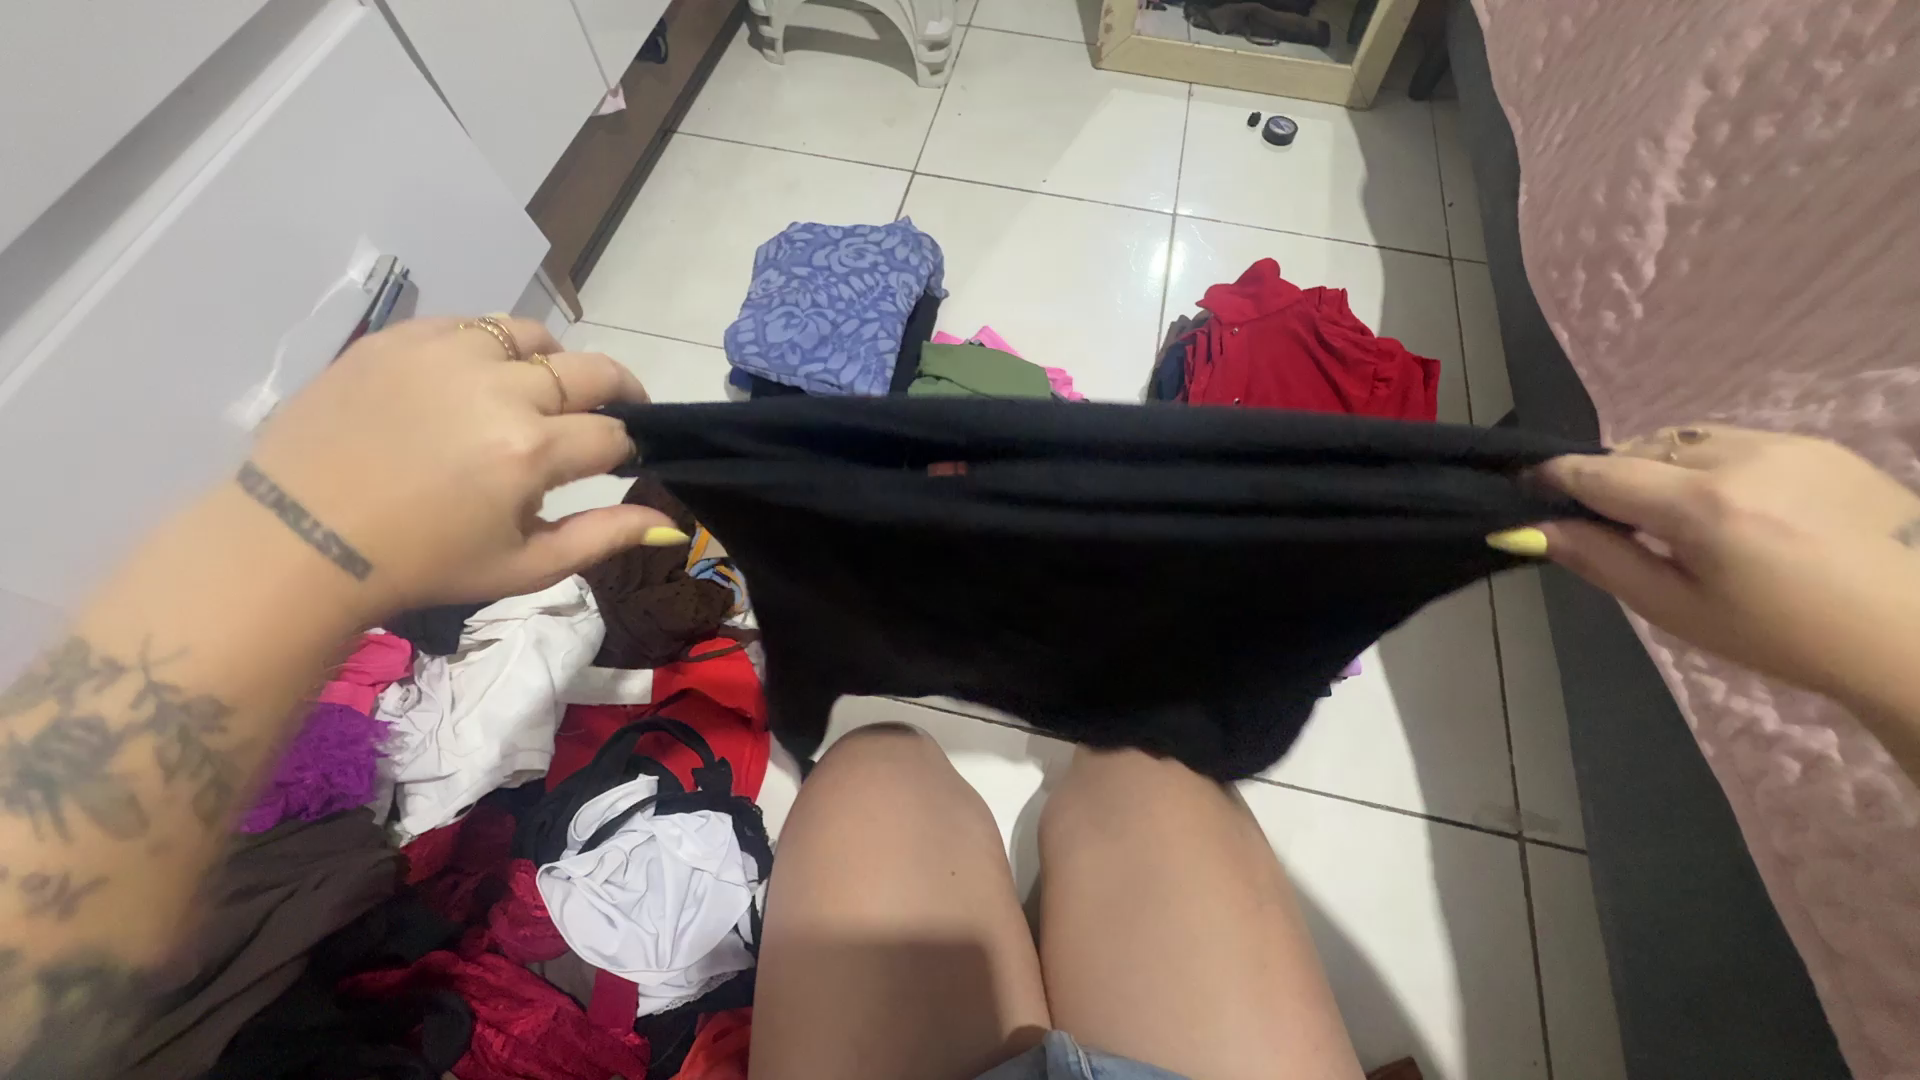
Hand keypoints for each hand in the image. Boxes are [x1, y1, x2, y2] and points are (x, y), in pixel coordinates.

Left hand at [239, 316, 676, 617]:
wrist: (299, 540)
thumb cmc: (425, 563)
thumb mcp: (526, 565)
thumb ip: (606, 537)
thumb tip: (672, 523)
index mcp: (530, 451)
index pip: (614, 433)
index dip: (626, 449)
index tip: (617, 462)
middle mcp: (497, 389)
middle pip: (593, 370)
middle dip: (619, 393)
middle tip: (611, 415)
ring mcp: (444, 355)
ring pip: (535, 335)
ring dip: (554, 363)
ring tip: (539, 393)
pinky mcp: (399, 339)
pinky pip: (472, 325)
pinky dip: (494, 349)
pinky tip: (478, 383)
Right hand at [1527, 425, 1919, 710]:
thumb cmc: (1785, 636)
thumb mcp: (1675, 608)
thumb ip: (1598, 559)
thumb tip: (1526, 528)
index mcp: (1704, 506)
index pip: (1599, 472)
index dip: (1553, 476)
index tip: (1523, 485)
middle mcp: (1744, 458)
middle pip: (1639, 449)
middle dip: (1611, 477)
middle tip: (1612, 524)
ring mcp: (1790, 445)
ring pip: (1684, 440)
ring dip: (1656, 467)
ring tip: (1671, 516)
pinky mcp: (1822, 445)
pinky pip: (1732, 441)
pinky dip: (1703, 464)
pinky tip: (1726, 507)